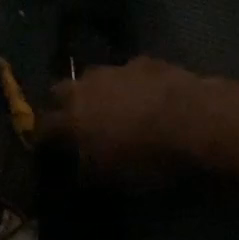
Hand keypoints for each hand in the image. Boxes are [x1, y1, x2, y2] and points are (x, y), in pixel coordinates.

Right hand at [43, 56, 199, 165]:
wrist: (195, 120)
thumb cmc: (148, 156)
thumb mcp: (113, 177)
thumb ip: (85, 170)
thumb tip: (73, 169)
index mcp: (71, 117)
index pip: (42, 125)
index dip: (42, 137)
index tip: (46, 147)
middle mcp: (83, 87)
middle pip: (60, 91)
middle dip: (63, 105)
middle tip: (77, 122)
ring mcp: (113, 70)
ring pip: (93, 78)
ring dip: (96, 92)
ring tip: (113, 108)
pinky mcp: (143, 62)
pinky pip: (126, 73)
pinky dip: (130, 85)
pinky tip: (145, 98)